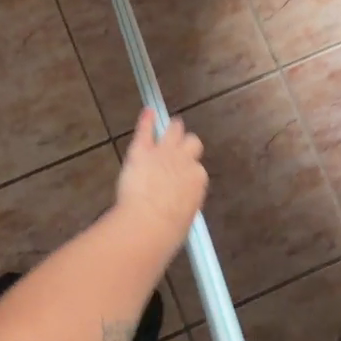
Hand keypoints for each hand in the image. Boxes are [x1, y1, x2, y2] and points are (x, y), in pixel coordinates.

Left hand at [115, 109, 206, 243]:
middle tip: (179, 149)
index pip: (196, 169)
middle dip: (186, 145)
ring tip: (171, 125)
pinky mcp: (143, 149)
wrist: (147, 221)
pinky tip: (147, 111)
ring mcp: (164, 152)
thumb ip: (184, 202)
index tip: (180, 177)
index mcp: (197, 180)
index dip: (187, 172)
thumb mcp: (184, 217)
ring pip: (174, 130)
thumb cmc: (167, 229)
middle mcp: (185, 160)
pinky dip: (146, 120)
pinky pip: (146, 129)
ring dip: (173, 128)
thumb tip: (178, 204)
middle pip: (192, 143)